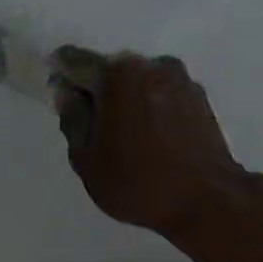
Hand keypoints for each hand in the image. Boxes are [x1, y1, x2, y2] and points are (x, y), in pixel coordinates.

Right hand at [49, 47, 249, 234]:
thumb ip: (72, 119)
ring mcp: (180, 79)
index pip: (75, 61)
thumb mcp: (87, 159)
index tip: (55, 94)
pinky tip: (147, 140)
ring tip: (121, 138)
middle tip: (88, 127)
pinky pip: (160, 95)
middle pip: (109, 70)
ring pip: (137, 83)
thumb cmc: (137, 182)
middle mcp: (151, 64)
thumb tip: (68, 94)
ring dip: (124, 101)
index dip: (59, 75)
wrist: (207, 199)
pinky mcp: (198, 98)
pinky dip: (148, 109)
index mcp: (117, 74)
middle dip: (95, 91)